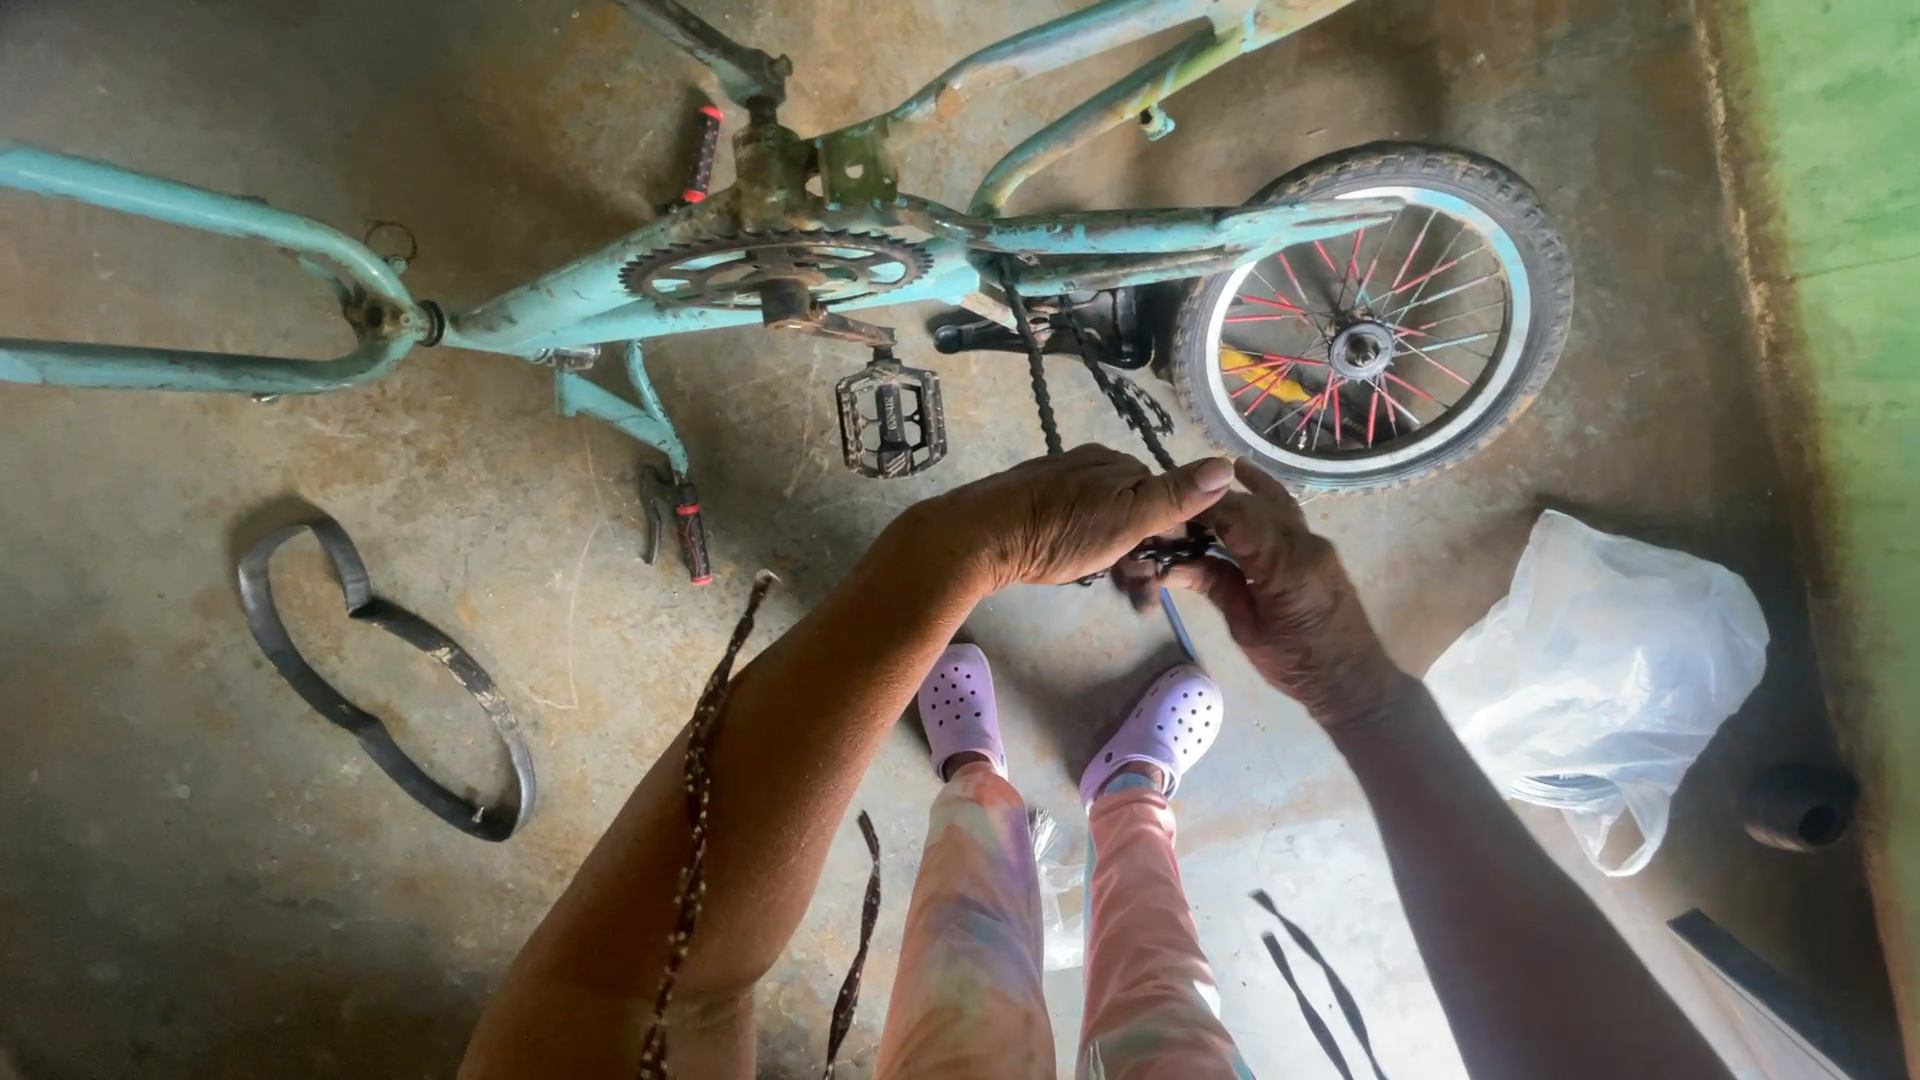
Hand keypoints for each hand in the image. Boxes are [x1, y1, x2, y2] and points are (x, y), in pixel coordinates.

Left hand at [904, 445, 1234, 591]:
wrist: (981, 536)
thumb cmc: (1059, 532)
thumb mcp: (1127, 518)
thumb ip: (1174, 496)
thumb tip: (1226, 464)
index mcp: (1116, 464)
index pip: (1162, 496)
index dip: (1168, 537)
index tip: (1163, 575)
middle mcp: (1088, 463)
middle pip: (1132, 505)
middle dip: (1141, 546)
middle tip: (1135, 591)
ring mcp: (1057, 478)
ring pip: (1100, 514)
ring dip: (1111, 549)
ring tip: (1103, 579)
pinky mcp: (1030, 497)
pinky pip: (1070, 518)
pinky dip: (1080, 542)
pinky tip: (1067, 561)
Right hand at [1115, 459, 1402, 726]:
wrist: (1353, 681)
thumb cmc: (1297, 665)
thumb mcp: (1246, 629)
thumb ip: (1215, 587)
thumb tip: (1172, 564)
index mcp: (1284, 567)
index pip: (1236, 519)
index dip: (1200, 509)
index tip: (1168, 509)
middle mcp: (1305, 545)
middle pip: (1253, 506)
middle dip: (1214, 501)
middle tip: (1178, 503)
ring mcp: (1316, 545)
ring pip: (1275, 503)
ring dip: (1241, 491)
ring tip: (1209, 477)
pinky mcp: (1318, 551)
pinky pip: (1287, 515)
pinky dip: (1263, 499)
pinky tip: (1247, 482)